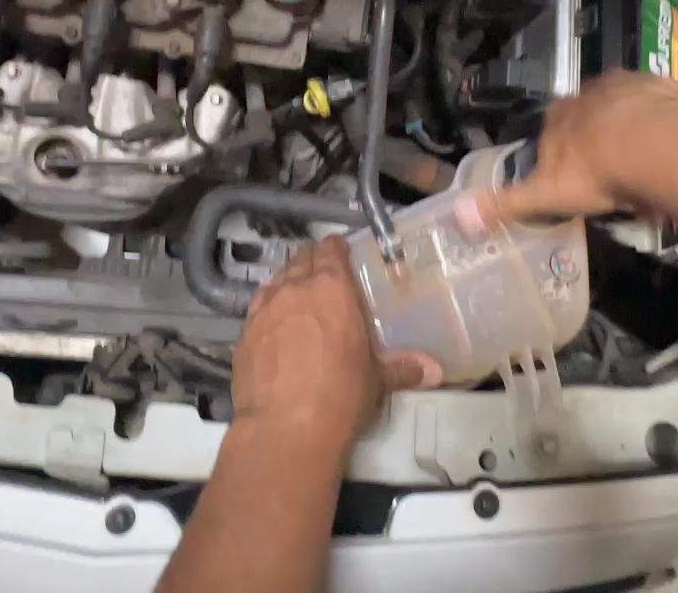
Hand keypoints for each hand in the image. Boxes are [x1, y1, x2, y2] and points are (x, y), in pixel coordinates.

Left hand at [233, 237, 439, 448]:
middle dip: (312, 261)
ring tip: (299, 297)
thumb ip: (403, 367)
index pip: (330, 249)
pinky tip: (275, 324)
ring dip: (288, 282)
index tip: (342, 252)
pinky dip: (268, 307)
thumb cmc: (340, 395)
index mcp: (332, 288)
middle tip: (323, 274)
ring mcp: (265, 308)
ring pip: (276, 280)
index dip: (336, 248)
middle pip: (301, 258)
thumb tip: (434, 370)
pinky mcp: (243, 332)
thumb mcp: (377, 380)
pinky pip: (257, 307)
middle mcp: (295, 288)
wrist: (284, 429)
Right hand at [460, 70, 677, 230]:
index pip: (549, 129)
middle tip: (609, 169)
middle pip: (585, 114)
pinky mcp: (658, 85)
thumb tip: (458, 214)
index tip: (572, 174)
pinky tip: (667, 140)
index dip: (559, 150)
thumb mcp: (545, 195)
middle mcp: (585, 94)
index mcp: (556, 117)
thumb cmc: (596, 173)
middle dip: (593, 135)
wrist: (656, 147)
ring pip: (620, 105)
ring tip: (641, 158)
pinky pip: (654, 100)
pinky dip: (657, 116)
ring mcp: (624, 86)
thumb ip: (504, 204)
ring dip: (626, 124)